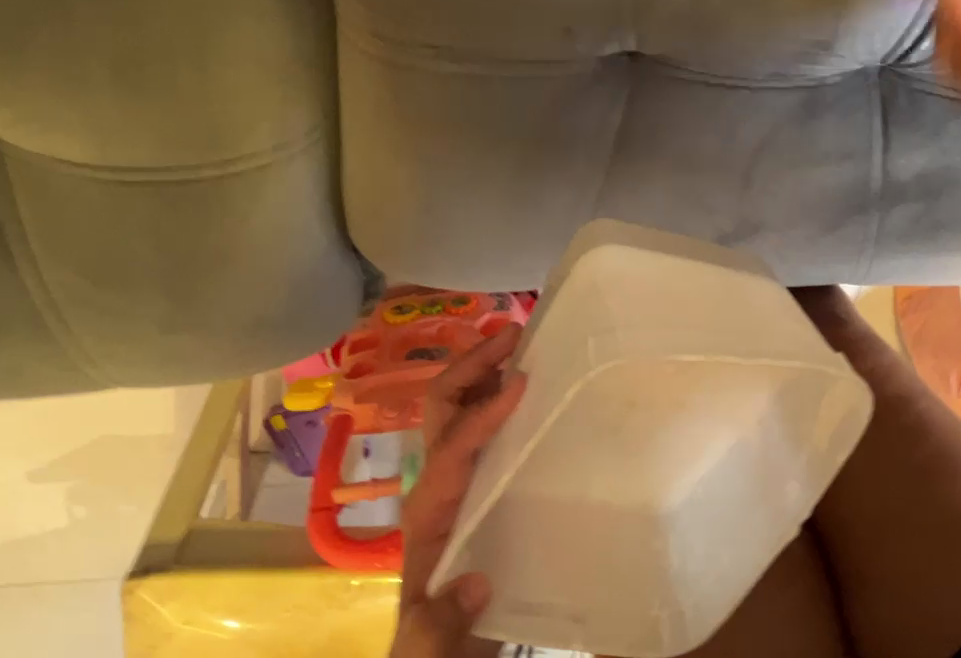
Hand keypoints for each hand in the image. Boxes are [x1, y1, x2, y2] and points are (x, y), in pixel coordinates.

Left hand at [390, 323, 528, 657]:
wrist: (439, 653)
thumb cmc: (438, 643)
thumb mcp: (432, 645)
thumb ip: (441, 624)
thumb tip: (474, 584)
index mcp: (430, 509)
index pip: (454, 447)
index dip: (484, 413)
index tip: (522, 382)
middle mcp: (438, 480)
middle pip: (446, 406)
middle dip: (475, 364)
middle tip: (517, 334)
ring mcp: (456, 477)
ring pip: (461, 406)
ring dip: (485, 367)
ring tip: (524, 342)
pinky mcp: (477, 481)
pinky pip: (482, 423)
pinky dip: (499, 392)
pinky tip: (530, 383)